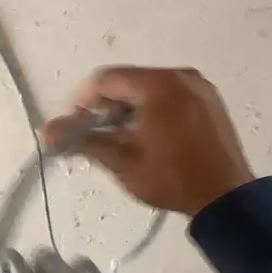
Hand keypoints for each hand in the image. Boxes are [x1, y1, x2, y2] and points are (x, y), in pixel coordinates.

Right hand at [43, 66, 255, 214]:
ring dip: (127, 109)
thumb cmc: (170, 178)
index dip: (82, 102)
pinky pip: (170, 95)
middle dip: (105, 106)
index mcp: (158, 85)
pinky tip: (147, 137)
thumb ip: (83, 140)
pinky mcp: (210, 101)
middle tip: (95, 136)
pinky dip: (151, 110)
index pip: (106, 80)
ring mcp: (199, 86)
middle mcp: (180, 76)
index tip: (73, 127)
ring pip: (148, 88)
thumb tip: (46, 131)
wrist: (225, 197)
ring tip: (120, 140)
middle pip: (128, 81)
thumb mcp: (121, 161)